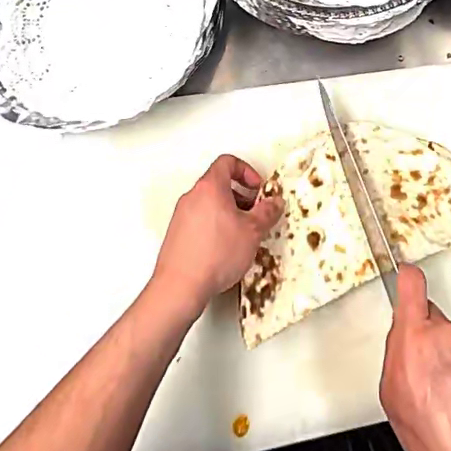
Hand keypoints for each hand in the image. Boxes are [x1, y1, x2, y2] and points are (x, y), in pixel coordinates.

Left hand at [150, 154, 282, 316]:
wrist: (180, 287)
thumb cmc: (214, 255)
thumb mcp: (252, 231)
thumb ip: (267, 212)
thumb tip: (274, 203)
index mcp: (210, 187)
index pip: (227, 162)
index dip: (246, 171)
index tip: (257, 187)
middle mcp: (192, 197)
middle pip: (218, 182)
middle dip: (240, 194)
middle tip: (254, 210)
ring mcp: (181, 216)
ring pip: (209, 203)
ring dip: (228, 211)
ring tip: (242, 232)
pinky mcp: (176, 235)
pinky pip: (199, 220)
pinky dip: (215, 225)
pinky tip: (225, 247)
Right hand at [381, 266, 450, 450]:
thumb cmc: (431, 434)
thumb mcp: (391, 392)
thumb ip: (395, 353)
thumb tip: (401, 339)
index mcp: (416, 336)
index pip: (412, 285)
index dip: (407, 277)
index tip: (405, 274)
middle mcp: (446, 333)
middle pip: (431, 319)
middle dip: (425, 338)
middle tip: (422, 371)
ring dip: (447, 357)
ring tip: (444, 395)